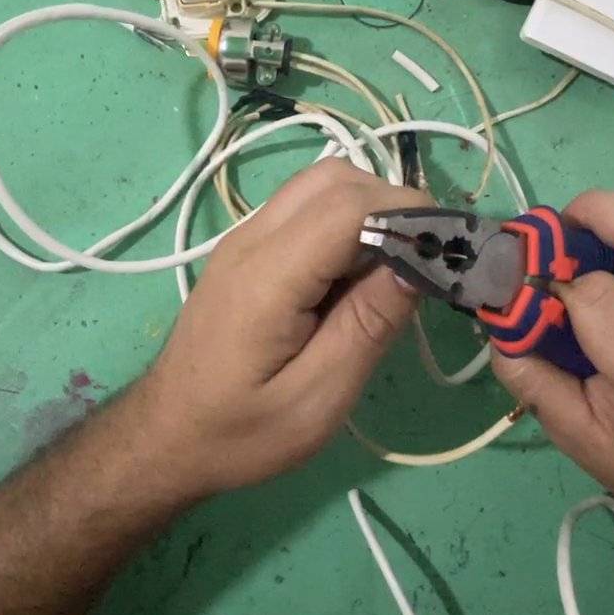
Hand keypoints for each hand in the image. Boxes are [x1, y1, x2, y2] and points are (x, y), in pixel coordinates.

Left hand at [131, 159, 428, 494]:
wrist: (167, 434)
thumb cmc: (240, 432)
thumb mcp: (316, 401)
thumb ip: (368, 326)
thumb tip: (419, 263)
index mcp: (266, 276)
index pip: (345, 206)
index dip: (405, 214)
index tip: (446, 252)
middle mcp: (251, 239)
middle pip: (334, 179)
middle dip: (392, 204)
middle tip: (425, 259)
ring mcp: (245, 237)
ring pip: (320, 184)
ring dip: (369, 208)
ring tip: (394, 266)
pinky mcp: (247, 246)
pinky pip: (305, 207)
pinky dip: (345, 220)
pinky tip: (357, 271)